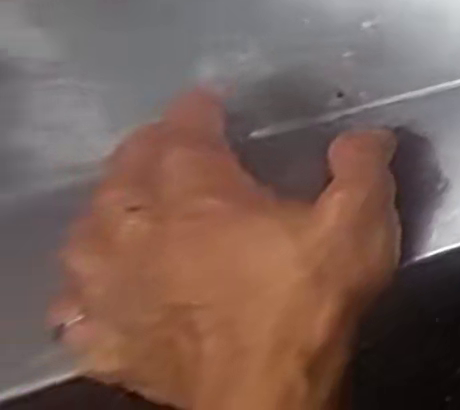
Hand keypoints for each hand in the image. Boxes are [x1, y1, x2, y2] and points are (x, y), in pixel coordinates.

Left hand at [49, 91, 398, 409]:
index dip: (189, 118)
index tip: (200, 98)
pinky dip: (81, 285)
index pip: (183, 147)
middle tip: (157, 137)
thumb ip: (362, 164)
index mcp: (205, 206)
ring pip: (84, 244)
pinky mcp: (114, 344)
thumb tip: (359, 134)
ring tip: (118, 199)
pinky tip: (91, 287)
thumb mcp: (363, 212)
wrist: (268, 384)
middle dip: (138, 156)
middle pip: (121, 190)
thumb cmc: (315, 290)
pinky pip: (76, 308)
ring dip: (100, 212)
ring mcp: (118, 299)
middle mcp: (145, 245)